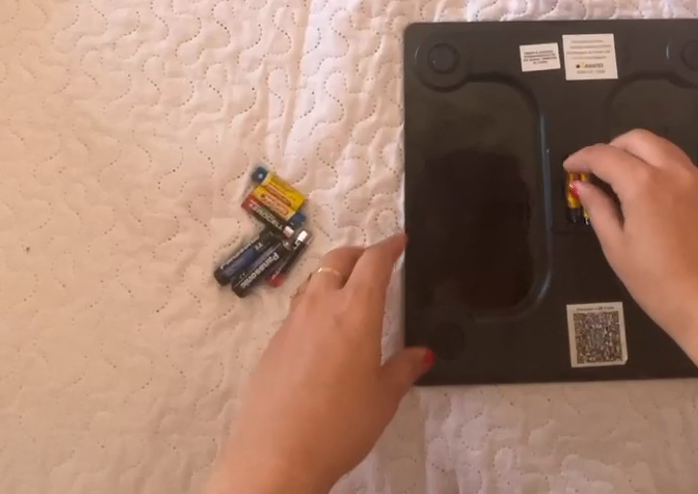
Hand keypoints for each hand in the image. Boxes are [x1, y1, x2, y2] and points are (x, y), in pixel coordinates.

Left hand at [205, 234, 432, 493]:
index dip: (389, 247)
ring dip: (334, 274)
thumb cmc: (339, 425)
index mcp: (355, 310)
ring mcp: (293, 321)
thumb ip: (404, 369)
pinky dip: (315, 303)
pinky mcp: (274, 342)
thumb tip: (423, 354)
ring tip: (347, 289)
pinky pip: (298, 307)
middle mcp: (322, 304)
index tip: (400, 241)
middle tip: (375, 261)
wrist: (275, 455)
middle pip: (340, 259)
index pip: (374, 262)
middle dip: (360, 253)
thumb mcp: (383, 399)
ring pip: (315, 279)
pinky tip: (321, 330)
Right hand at [566, 130, 697, 356]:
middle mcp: (673, 171)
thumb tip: (583, 187)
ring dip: (638, 152)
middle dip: (612, 147)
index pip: (605, 155)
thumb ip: (599, 211)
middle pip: (637, 139)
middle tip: (596, 171)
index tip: (569, 168)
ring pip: (662, 147)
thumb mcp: (619, 250)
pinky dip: (659, 165)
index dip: (582, 158)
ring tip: (622, 179)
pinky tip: (651, 193)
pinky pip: (681, 165)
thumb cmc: (662, 287)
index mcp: (644, 184)